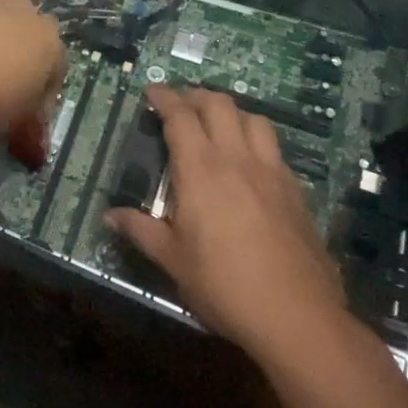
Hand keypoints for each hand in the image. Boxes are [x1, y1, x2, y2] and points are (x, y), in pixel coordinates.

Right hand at [105, 85, 344, 356]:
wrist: (297, 315)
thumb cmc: (224, 285)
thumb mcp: (172, 261)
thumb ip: (141, 231)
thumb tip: (110, 216)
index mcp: (201, 169)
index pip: (180, 115)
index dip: (164, 97)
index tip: (151, 92)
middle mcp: (237, 158)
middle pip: (219, 105)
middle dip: (196, 96)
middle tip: (180, 104)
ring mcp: (271, 172)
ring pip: (254, 119)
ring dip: (231, 112)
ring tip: (218, 124)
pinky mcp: (295, 191)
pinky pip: (274, 148)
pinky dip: (256, 140)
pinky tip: (249, 162)